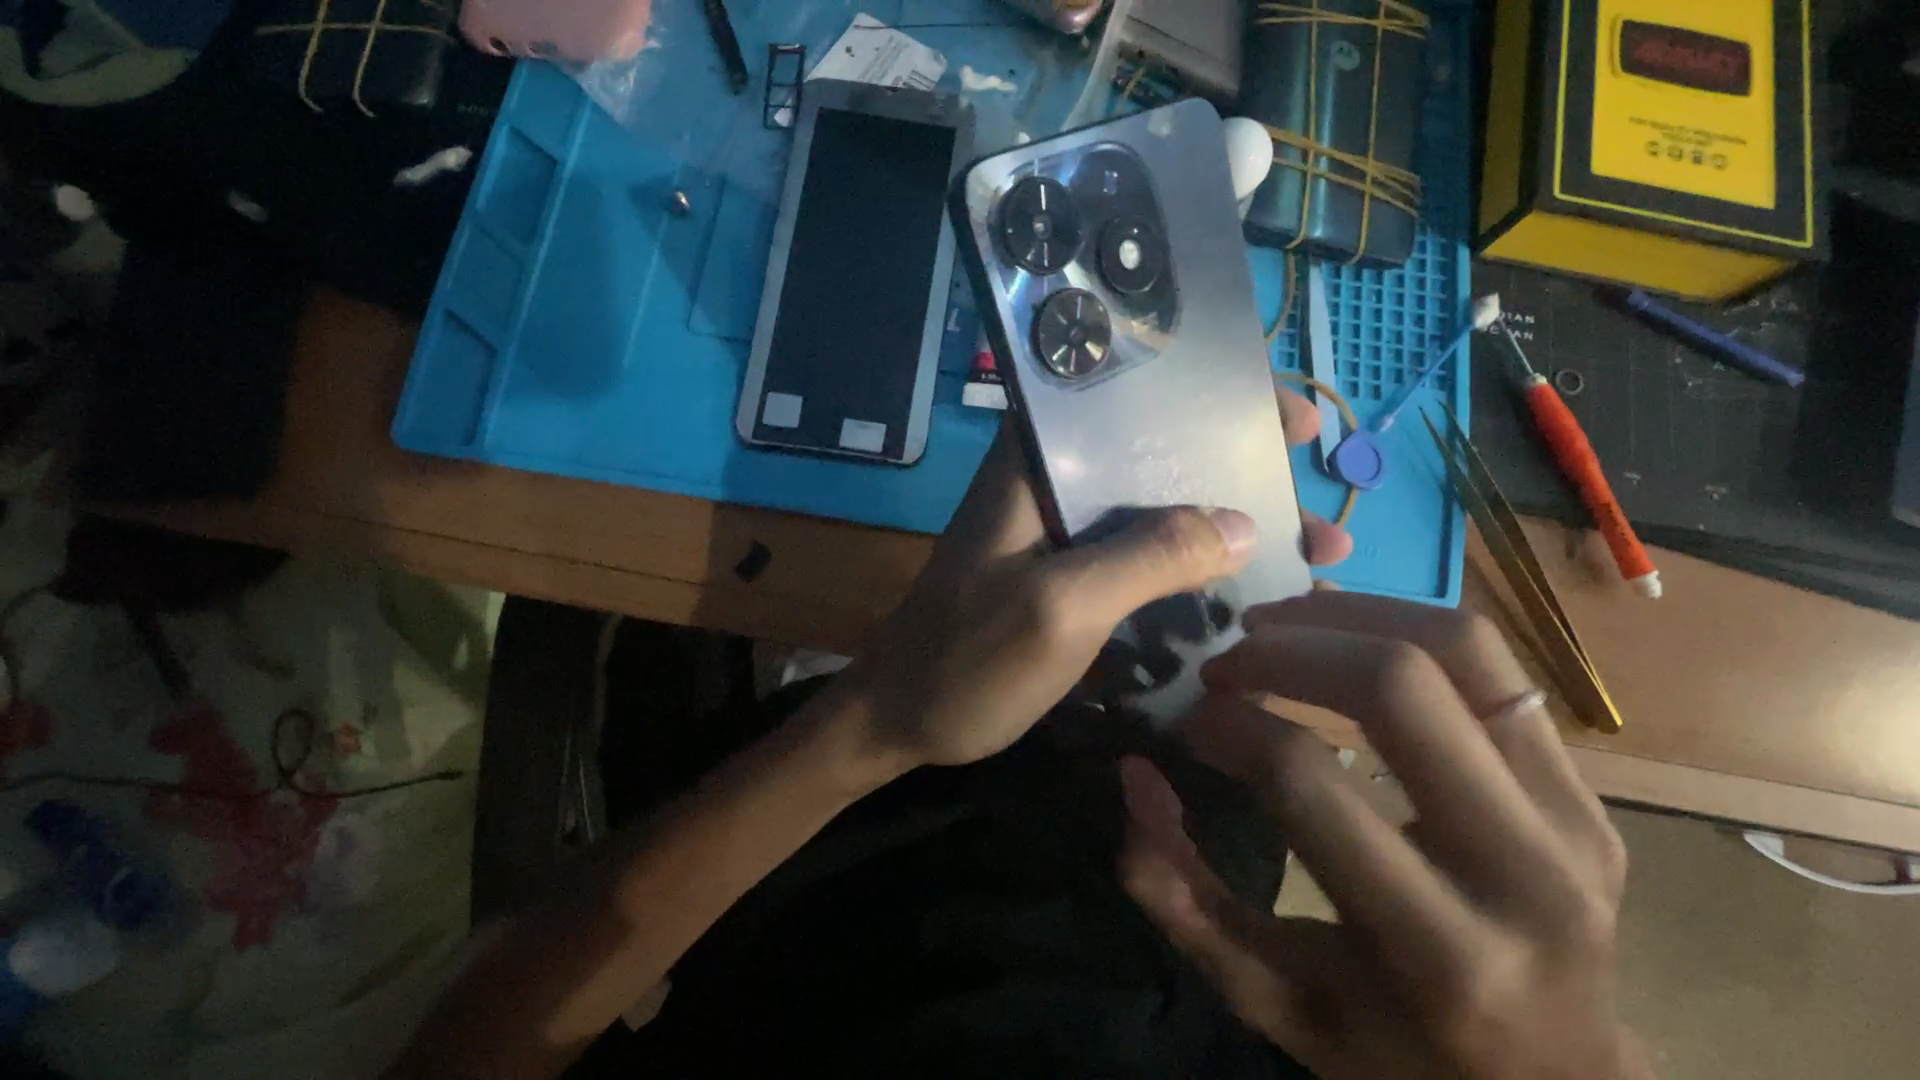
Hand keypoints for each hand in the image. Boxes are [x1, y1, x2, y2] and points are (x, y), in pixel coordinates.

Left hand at [838, 387, 1351, 773]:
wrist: (899, 720)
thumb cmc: (966, 660)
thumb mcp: (1058, 608)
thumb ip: (1145, 558)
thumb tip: (1243, 524)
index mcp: (1037, 465)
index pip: (1129, 397)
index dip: (1209, 395)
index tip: (1282, 415)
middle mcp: (1053, 486)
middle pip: (1159, 453)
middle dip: (1242, 466)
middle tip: (1316, 485)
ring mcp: (1062, 536)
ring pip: (1161, 510)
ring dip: (1233, 525)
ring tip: (1318, 553)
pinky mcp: (1069, 579)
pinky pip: (1146, 560)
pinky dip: (1199, 570)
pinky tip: (1254, 597)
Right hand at [1119, 594, 1652, 1079]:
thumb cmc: (1392, 1050)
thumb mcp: (1269, 999)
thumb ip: (1183, 897)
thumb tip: (1135, 774)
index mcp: (1439, 946)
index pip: (1309, 780)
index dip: (1228, 725)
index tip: (1187, 718)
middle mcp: (1526, 869)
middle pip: (1399, 686)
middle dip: (1286, 648)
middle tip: (1225, 659)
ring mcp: (1576, 817)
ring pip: (1460, 647)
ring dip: (1349, 614)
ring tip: (1276, 625)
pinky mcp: (1590, 787)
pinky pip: (1492, 664)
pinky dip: (1402, 626)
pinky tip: (1343, 636)